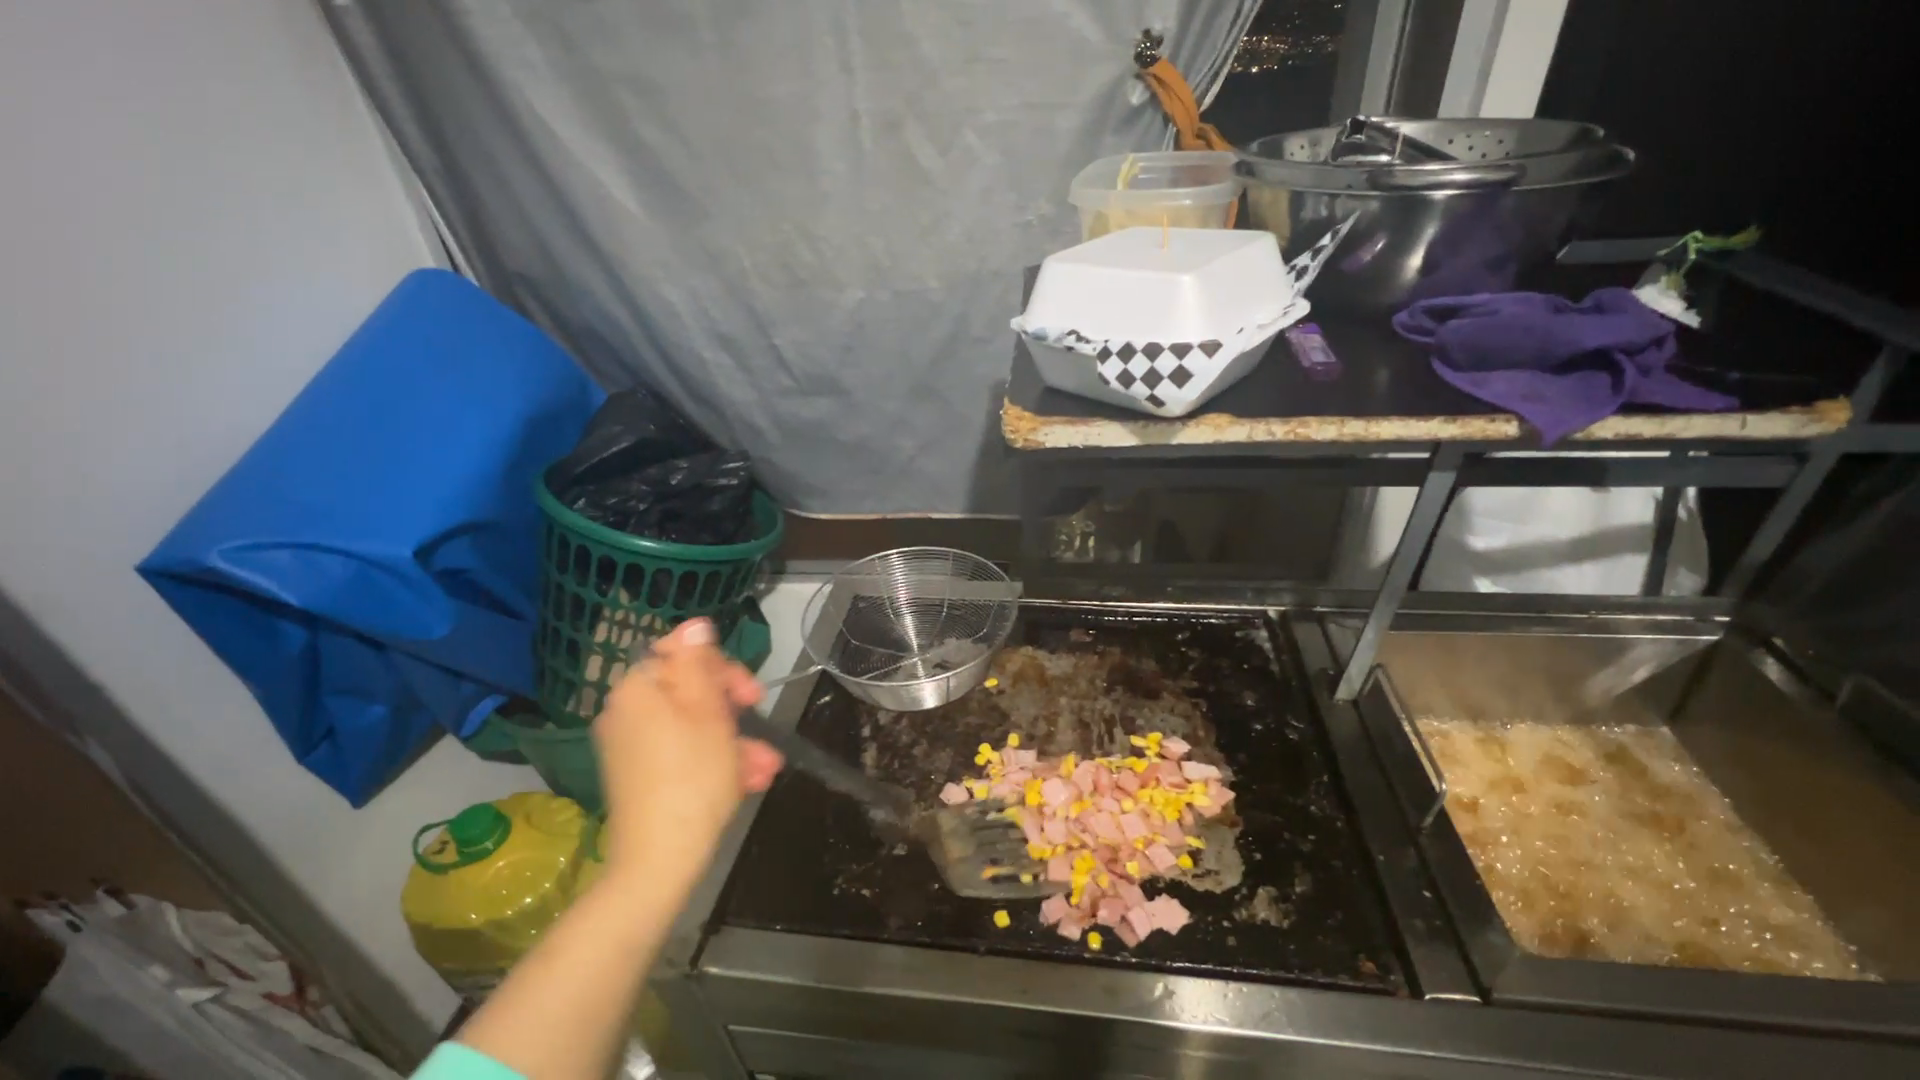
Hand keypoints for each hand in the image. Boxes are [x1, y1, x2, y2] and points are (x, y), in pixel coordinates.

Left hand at [593, 618, 781, 886]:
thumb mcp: (709, 713)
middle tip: (760, 724)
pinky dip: (713, 761)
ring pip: (692, 727)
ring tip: (765, 768)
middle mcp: (625, 711)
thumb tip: (696, 624)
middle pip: (689, 691)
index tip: (750, 691)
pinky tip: (747, 782)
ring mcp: (629, 746)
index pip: (681, 651)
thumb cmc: (693, 778)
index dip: (721, 666)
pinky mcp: (637, 776)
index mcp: (638, 688)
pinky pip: (680, 753)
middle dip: (733, 711)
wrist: (659, 860)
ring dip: (733, 741)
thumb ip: (701, 663)